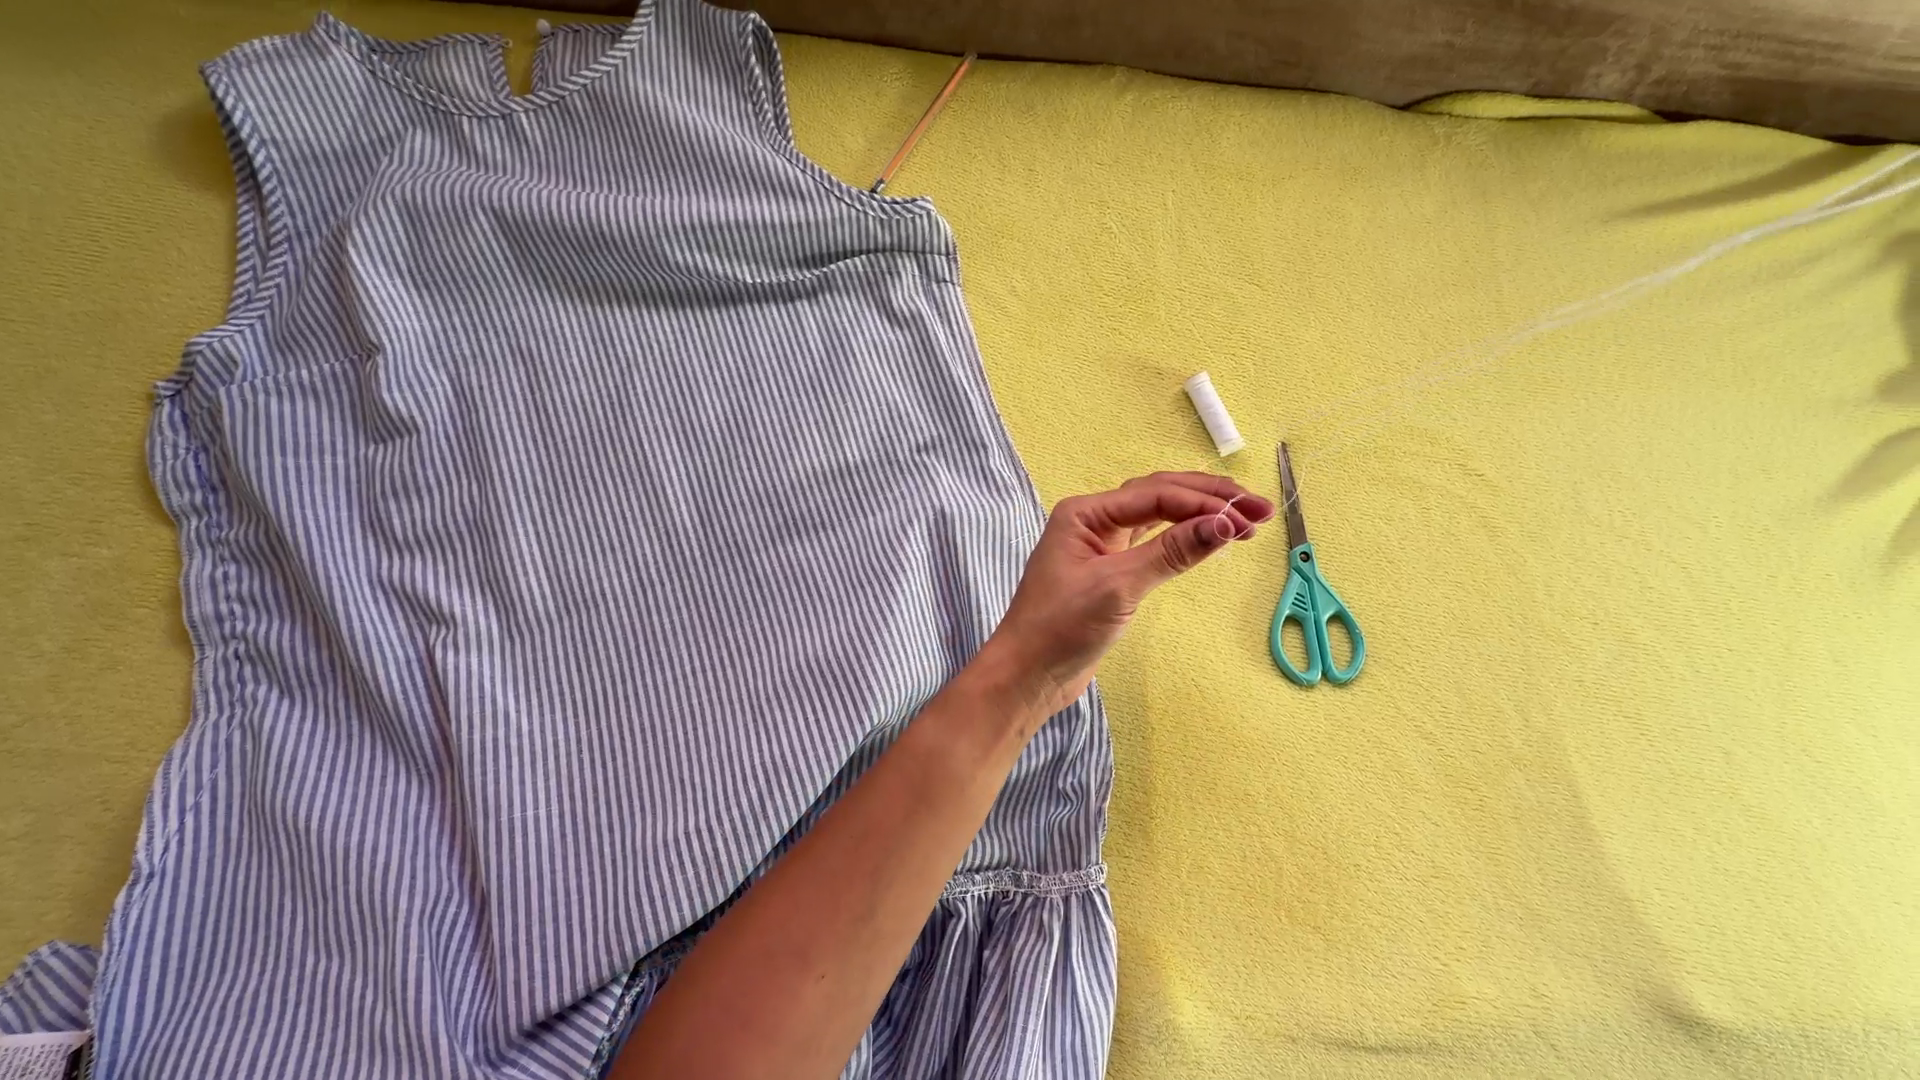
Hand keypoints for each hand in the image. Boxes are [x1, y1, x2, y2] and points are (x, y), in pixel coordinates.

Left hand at [975, 473, 1273, 718]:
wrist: (1028, 675)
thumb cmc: (1059, 629)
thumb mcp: (1118, 588)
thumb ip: (1171, 553)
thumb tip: (1225, 524)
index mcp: (1085, 513)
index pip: (1155, 495)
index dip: (1203, 502)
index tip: (1247, 518)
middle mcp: (1092, 521)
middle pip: (1160, 495)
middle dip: (1210, 498)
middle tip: (1260, 508)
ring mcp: (1101, 546)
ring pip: (1158, 516)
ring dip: (1200, 514)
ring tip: (1247, 520)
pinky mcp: (1110, 572)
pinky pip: (1153, 542)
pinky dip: (1183, 538)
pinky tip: (1209, 535)